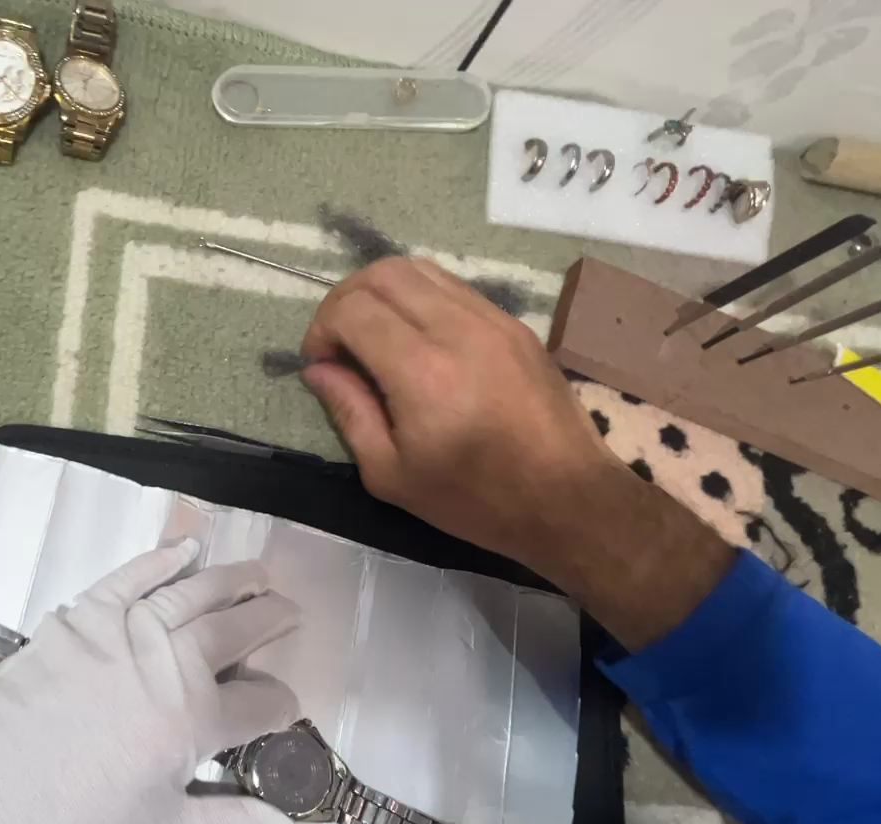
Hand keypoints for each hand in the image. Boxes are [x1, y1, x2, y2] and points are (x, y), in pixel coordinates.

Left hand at [0, 540, 302, 823]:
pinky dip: (160, 558)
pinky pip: (129, 576)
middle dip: (271, 620)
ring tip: (258, 575)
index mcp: (192, 723)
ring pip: (191, 593)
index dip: (280, 706)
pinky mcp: (80, 618)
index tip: (282, 709)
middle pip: (235, 632)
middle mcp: (167, 665)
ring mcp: (122, 633)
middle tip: (290, 613)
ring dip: (232, 580)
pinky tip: (184, 549)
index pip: (260, 704)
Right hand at [299, 256, 621, 567]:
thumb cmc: (470, 498)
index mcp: (421, 372)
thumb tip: (318, 369)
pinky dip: (415, 299)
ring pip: (418, 269)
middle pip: (382, 273)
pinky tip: (411, 340)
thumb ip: (348, 412)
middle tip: (337, 344)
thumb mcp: (388, 473)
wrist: (563, 497)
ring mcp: (491, 319)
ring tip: (370, 337)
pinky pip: (451, 286)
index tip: (319, 364)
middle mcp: (457, 329)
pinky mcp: (512, 323)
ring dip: (380, 294)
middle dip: (343, 301)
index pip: (353, 310)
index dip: (321, 329)